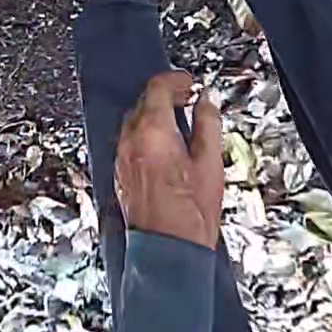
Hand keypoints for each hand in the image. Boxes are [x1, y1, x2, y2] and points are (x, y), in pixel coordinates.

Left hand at [115, 70, 223, 248]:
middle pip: (144, 101)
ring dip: (155, 113)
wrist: (169, 252)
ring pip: (136, 119)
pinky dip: (146, 132)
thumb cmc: (190, 214)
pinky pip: (131, 139)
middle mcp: (131, 139)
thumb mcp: (210, 163)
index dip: (176, 79)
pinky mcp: (121, 171)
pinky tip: (165, 143)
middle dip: (167, 94)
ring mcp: (122, 155)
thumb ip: (208, 124)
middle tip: (188, 98)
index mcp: (153, 132)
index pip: (158, 87)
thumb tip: (207, 100)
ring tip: (180, 120)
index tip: (190, 82)